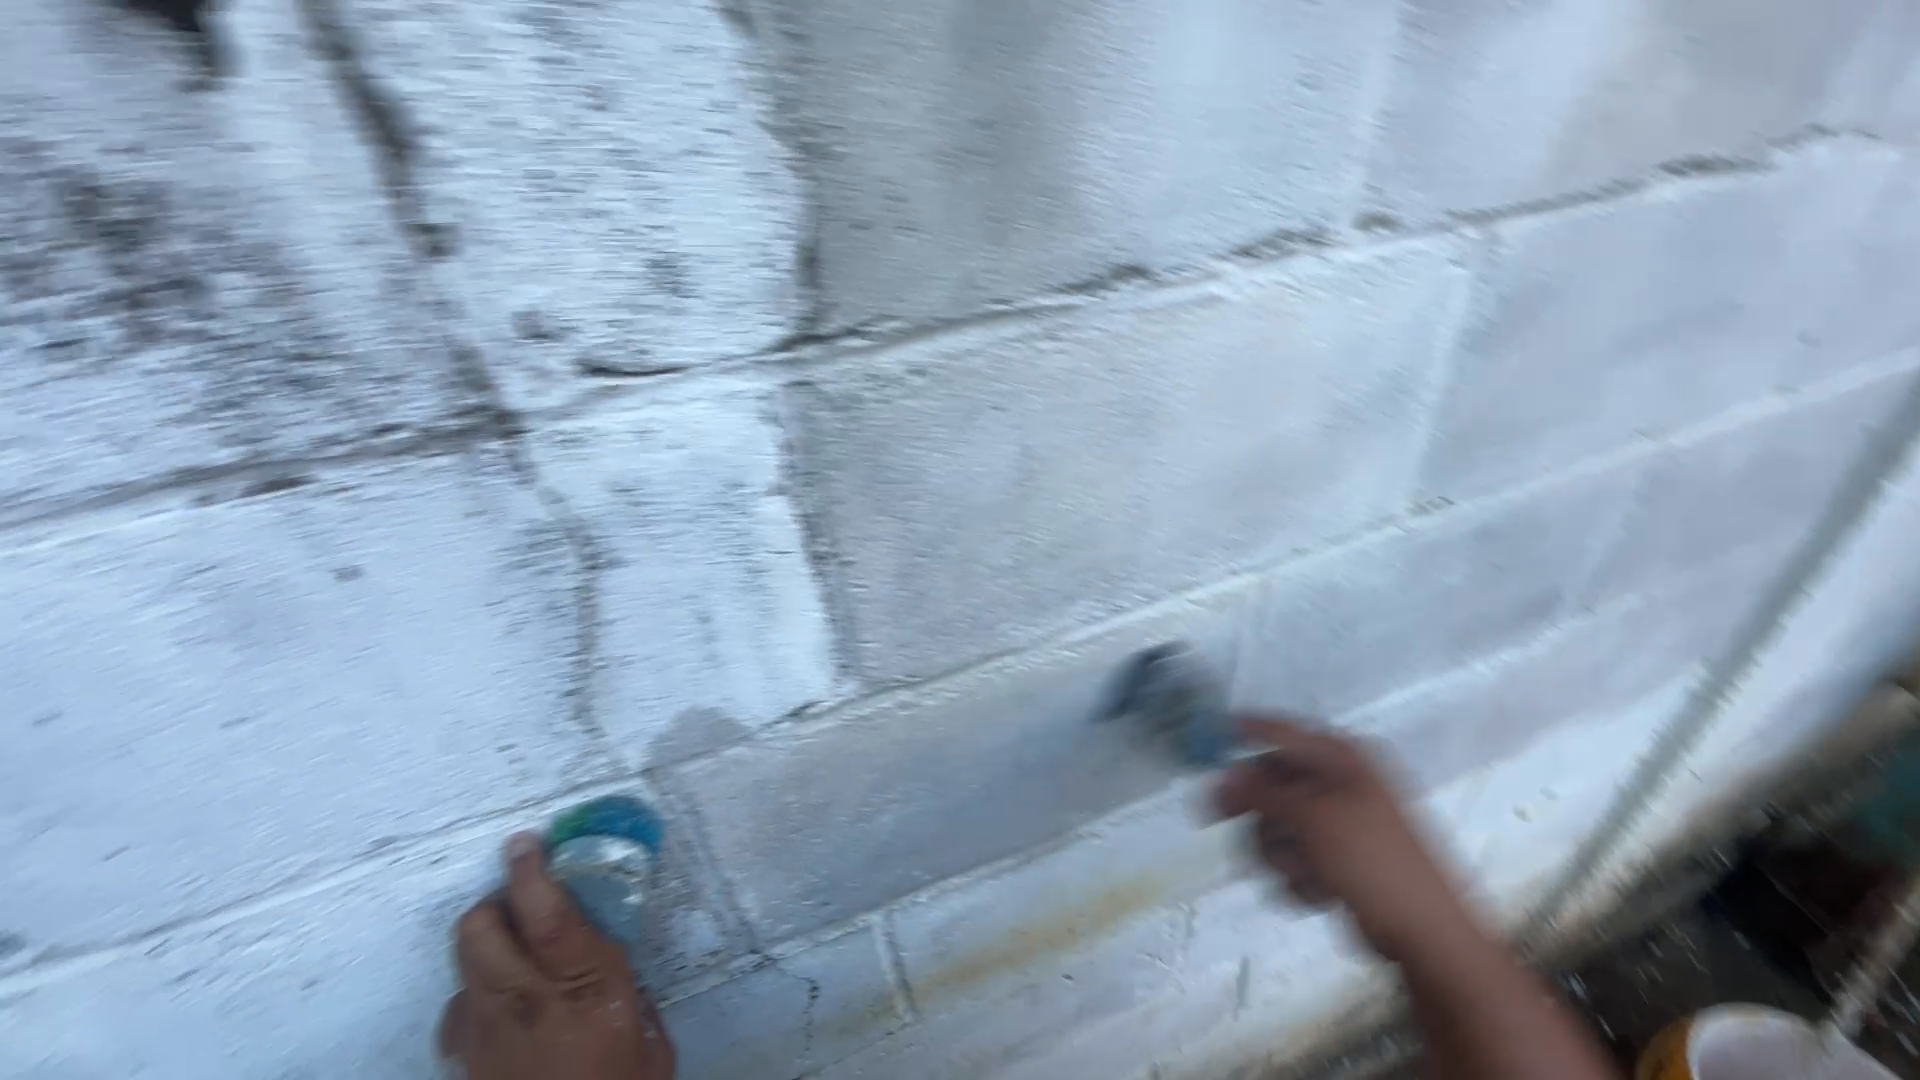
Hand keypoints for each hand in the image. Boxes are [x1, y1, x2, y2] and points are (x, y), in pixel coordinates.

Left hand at [440, 833, 675, 1079]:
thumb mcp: (646, 1033)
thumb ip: (626, 988)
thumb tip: (610, 956)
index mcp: (585, 990)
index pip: (545, 917)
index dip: (530, 873)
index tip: (524, 842)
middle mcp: (524, 1003)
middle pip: (480, 928)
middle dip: (496, 901)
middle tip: (523, 901)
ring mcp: (483, 1032)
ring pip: (463, 960)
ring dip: (486, 943)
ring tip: (517, 951)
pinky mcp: (461, 1058)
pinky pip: (458, 1002)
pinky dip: (477, 989)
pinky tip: (505, 1004)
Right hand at [1214, 715, 1476, 962]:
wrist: (1427, 932)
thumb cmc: (1373, 861)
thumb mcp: (1311, 819)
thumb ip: (1261, 793)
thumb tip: (1223, 776)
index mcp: (1342, 758)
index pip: (1281, 731)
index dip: (1242, 730)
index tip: (1205, 736)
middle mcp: (1338, 782)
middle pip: (1270, 782)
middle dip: (1257, 813)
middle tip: (1220, 820)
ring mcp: (1337, 821)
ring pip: (1275, 824)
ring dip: (1278, 852)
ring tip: (1301, 873)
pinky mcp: (1335, 857)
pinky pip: (1292, 855)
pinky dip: (1297, 874)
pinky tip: (1318, 891)